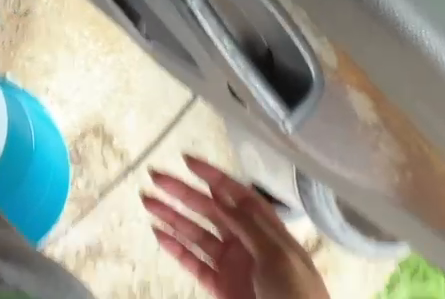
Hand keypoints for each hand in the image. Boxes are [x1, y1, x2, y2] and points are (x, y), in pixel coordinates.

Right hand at [142, 155, 329, 298]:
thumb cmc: (297, 297)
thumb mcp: (280, 258)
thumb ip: (248, 226)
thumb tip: (220, 196)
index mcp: (267, 233)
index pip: (239, 196)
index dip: (213, 176)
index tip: (187, 161)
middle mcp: (247, 244)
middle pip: (210, 210)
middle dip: (183, 192)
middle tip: (155, 177)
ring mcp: (232, 266)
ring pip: (196, 234)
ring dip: (172, 216)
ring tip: (147, 200)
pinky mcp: (220, 287)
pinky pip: (193, 262)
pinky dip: (175, 247)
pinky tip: (158, 232)